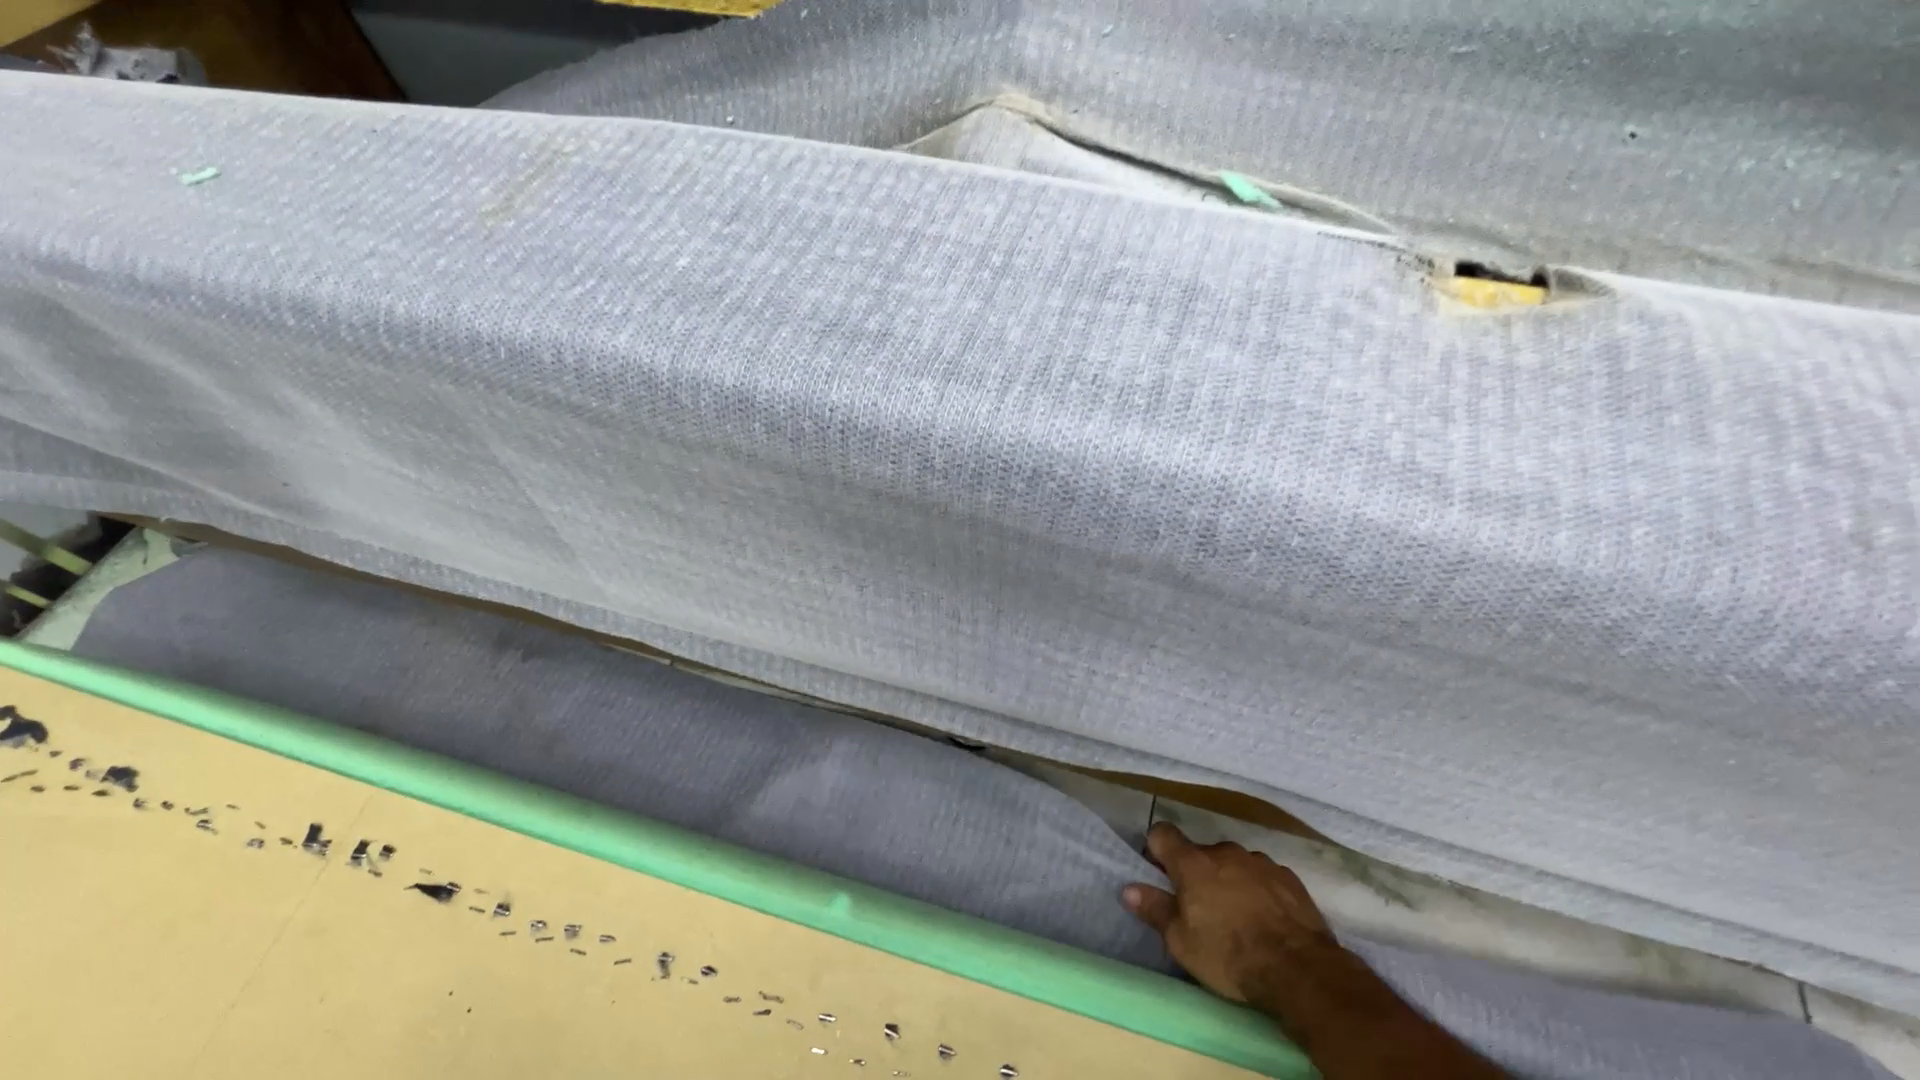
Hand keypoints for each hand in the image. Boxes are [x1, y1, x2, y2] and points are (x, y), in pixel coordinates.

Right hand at [1122, 822, 1337, 1002]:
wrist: (1297, 967)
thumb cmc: (1227, 954)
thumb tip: (1128, 888)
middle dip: (1196, 872)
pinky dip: (1258, 890)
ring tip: (1236, 915)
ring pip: (1234, 863)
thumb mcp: (1181, 941)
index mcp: (1192, 863)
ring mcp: (1260, 862)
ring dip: (1229, 880)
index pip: (1163, 834)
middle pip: (1201, 852)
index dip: (1156, 848)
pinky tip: (1265, 918)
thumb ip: (1154, 909)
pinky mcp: (1289, 878)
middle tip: (1199, 906)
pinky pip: (1263, 876)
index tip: (1158, 870)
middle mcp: (1225, 852)